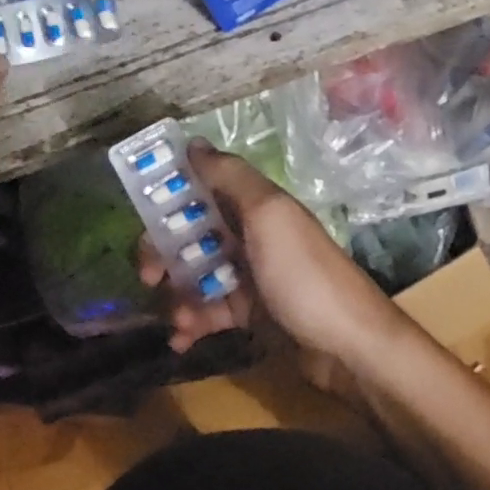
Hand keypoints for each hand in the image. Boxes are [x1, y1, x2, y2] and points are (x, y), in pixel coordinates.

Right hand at [141, 141, 409, 364]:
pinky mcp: (253, 313)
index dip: (170, 197)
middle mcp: (252, 234)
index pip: (203, 188)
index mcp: (256, 205)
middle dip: (164, 252)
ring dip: (177, 294)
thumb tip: (194, 143)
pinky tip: (181, 341)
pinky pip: (211, 311)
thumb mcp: (268, 216)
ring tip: (176, 320)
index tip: (141, 215)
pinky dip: (193, 323)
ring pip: (198, 274)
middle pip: (194, 233)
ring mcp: (252, 275)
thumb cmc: (303, 275)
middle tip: (147, 275)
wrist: (348, 347)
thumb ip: (230, 177)